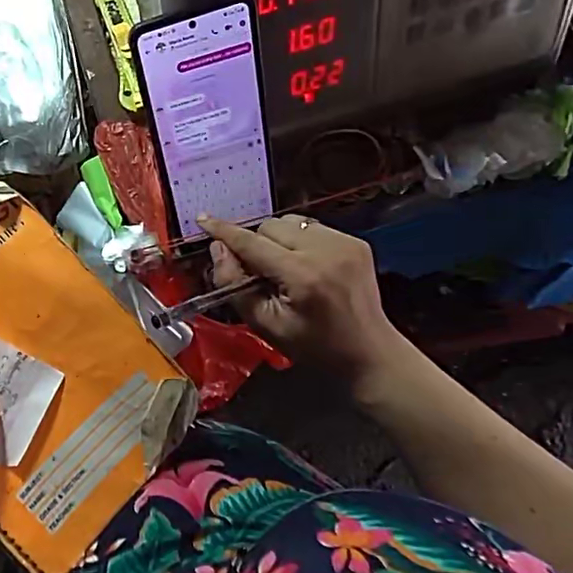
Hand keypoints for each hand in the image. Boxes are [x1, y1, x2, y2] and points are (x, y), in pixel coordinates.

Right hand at [198, 214, 415, 390]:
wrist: (368, 352)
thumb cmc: (313, 347)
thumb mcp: (264, 324)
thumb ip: (234, 285)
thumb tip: (218, 250)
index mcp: (302, 275)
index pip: (253, 243)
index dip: (224, 231)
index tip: (203, 220)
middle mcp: (326, 251)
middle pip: (270, 226)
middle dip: (257, 245)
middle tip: (258, 273)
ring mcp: (345, 243)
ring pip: (290, 222)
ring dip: (277, 240)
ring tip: (283, 269)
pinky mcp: (356, 242)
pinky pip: (312, 228)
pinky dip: (299, 242)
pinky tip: (306, 267)